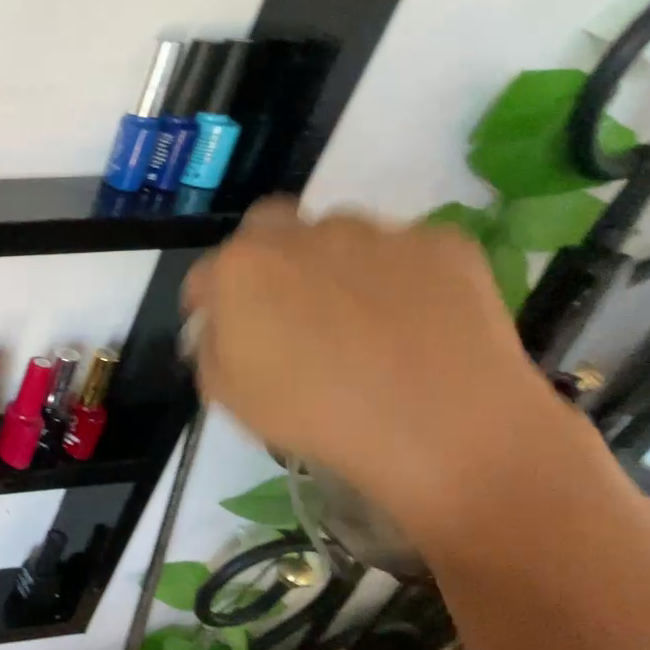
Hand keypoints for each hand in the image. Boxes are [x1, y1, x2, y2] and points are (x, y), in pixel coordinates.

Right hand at [182, 198, 563, 521]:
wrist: (441, 423)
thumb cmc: (313, 413)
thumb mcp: (224, 393)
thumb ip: (210, 345)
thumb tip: (223, 327)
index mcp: (241, 268)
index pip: (206, 272)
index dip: (209, 302)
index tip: (221, 329)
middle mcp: (303, 235)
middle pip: (269, 226)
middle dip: (266, 256)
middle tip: (282, 305)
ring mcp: (378, 233)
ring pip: (338, 235)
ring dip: (332, 264)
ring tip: (356, 318)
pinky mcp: (444, 242)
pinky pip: (404, 251)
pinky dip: (397, 276)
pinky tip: (408, 321)